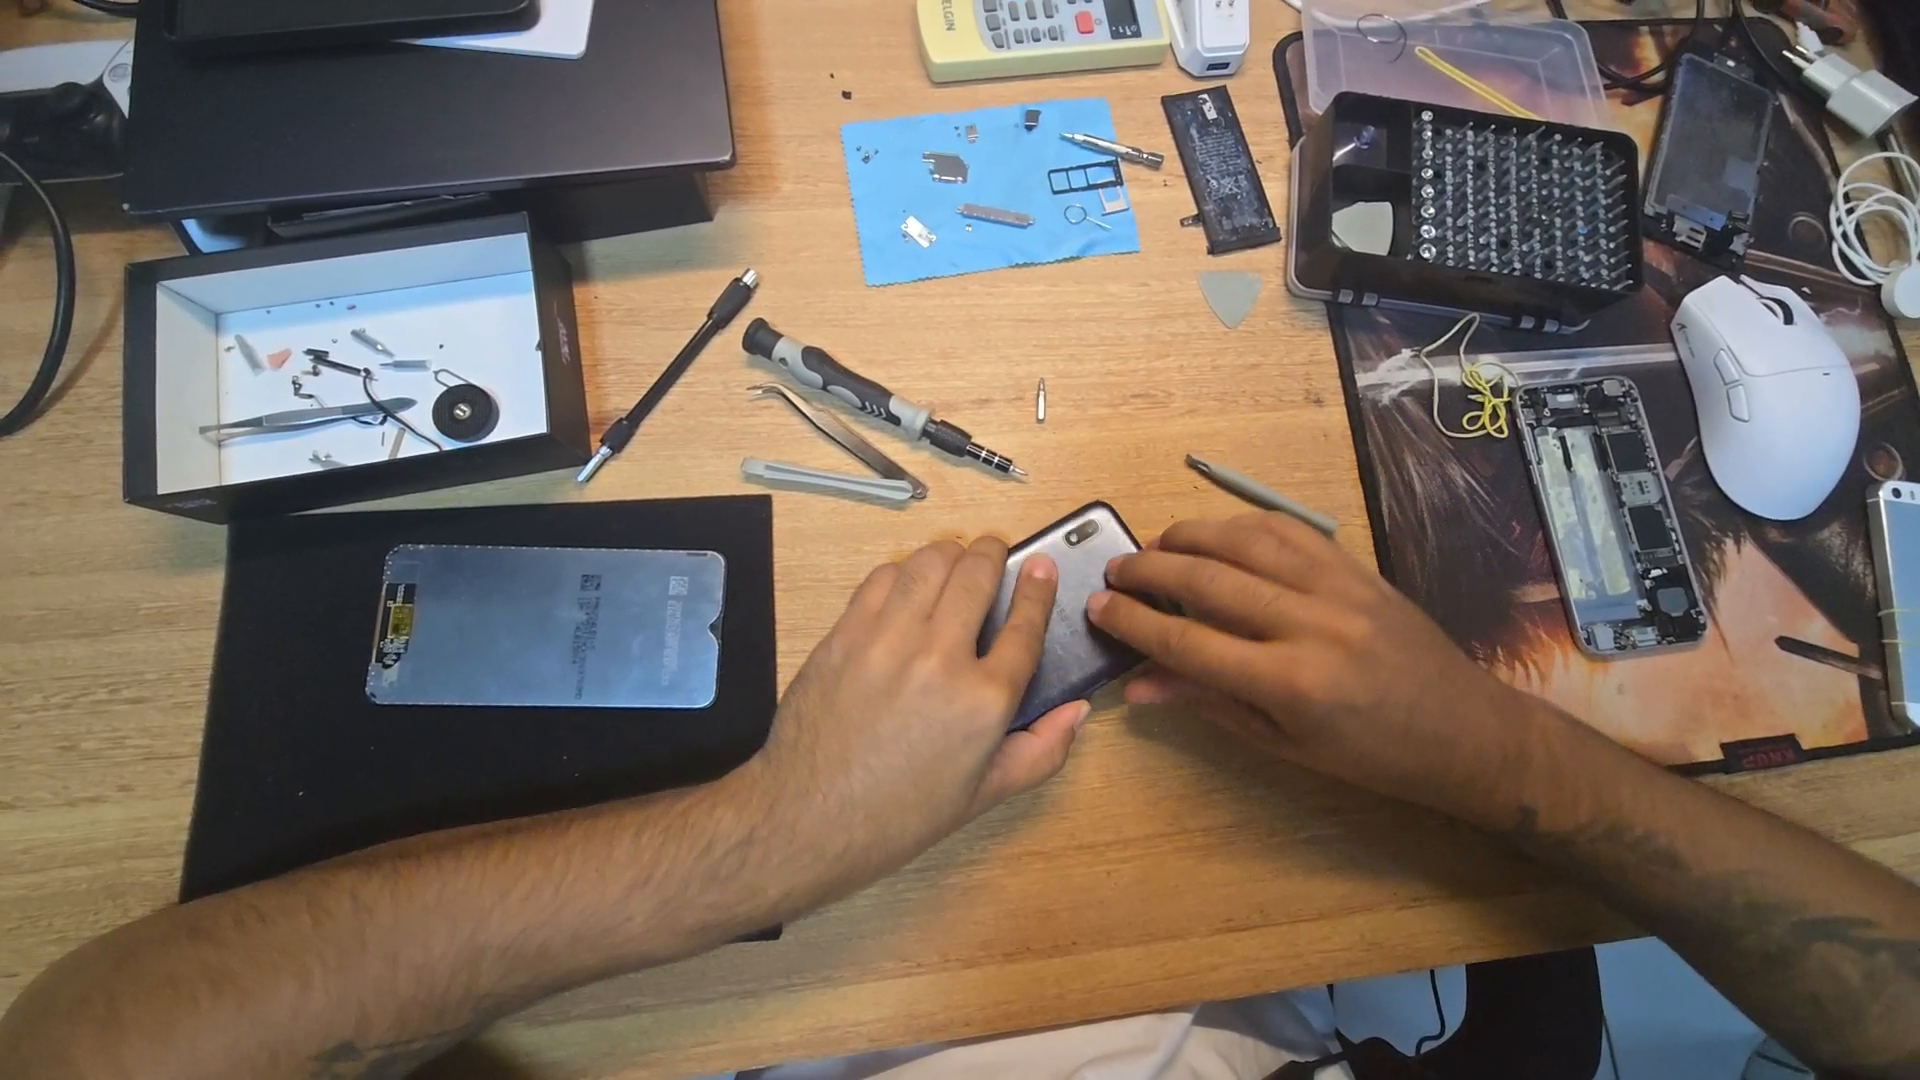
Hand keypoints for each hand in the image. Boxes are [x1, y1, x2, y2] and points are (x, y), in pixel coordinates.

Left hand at [748, 537, 1090, 900]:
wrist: (808, 816)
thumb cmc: (900, 813)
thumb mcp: (984, 795)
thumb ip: (1041, 751)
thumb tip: (1077, 708)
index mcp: (984, 701)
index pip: (1025, 624)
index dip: (1039, 587)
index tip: (1042, 565)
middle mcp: (940, 658)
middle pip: (977, 574)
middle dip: (993, 552)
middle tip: (994, 553)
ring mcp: (888, 639)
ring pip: (930, 562)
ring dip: (950, 553)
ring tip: (953, 561)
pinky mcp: (847, 632)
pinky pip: (882, 577)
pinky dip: (902, 571)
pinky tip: (906, 585)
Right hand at [1086, 512, 1547, 821]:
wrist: (1466, 731)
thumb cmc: (1368, 754)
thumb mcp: (1280, 742)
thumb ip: (1206, 702)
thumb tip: (1136, 685)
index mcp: (1290, 683)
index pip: (1188, 642)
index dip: (1133, 622)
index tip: (1097, 606)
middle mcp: (1311, 625)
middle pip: (1208, 580)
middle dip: (1148, 570)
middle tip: (1114, 569)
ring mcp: (1338, 587)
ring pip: (1245, 540)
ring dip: (1189, 535)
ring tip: (1155, 544)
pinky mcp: (1355, 567)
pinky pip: (1288, 529)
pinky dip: (1241, 524)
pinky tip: (1216, 533)